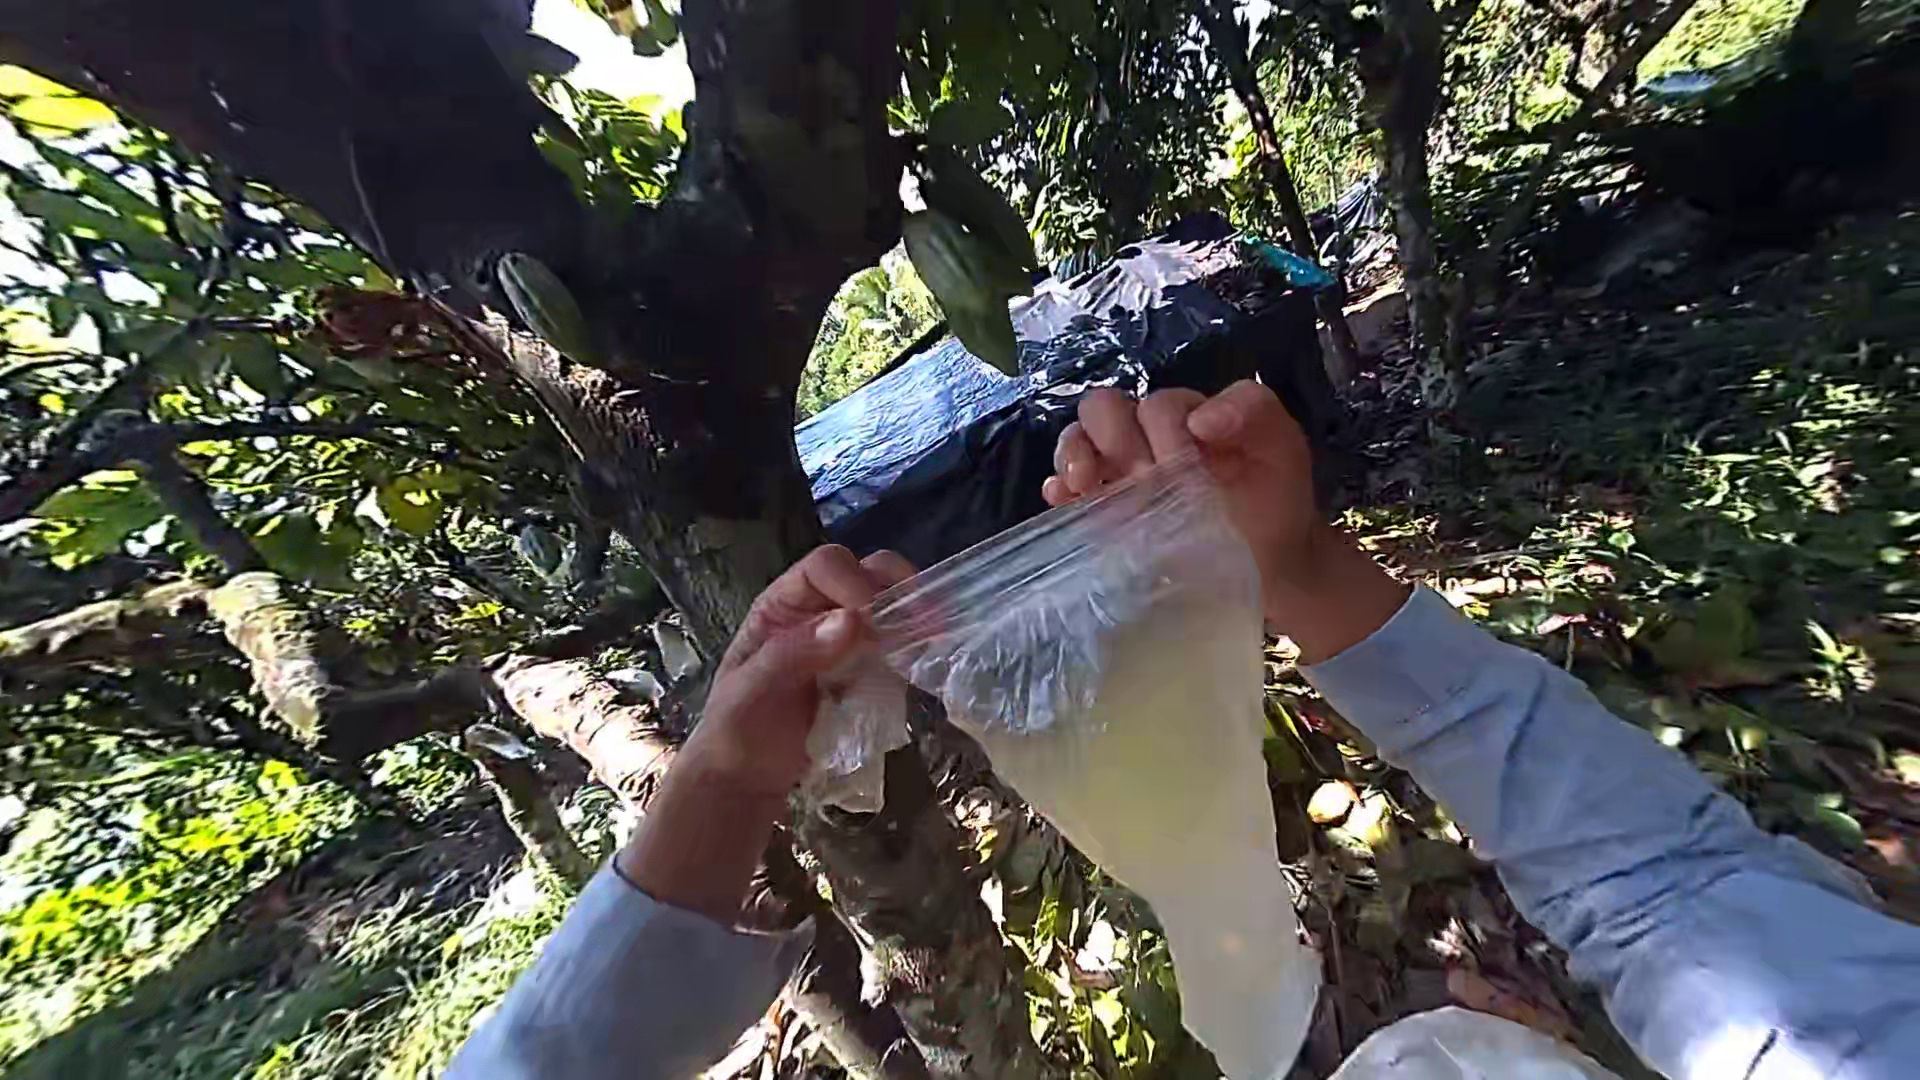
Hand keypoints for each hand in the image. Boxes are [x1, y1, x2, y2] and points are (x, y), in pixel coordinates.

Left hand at [620, 544, 914, 923]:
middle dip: (895, 586)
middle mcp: (822, 610)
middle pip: (867, 572)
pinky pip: (901, 643)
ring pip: (891, 603)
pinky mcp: (872, 668)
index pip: (825, 568)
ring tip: (932, 634)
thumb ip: (795, 653)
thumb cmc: (738, 731)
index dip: (853, 581)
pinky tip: (925, 658)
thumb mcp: (750, 692)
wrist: (751, 781)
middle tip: (920, 615)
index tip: (872, 616)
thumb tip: (854, 620)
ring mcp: (851, 639)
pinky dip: (917, 644)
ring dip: (914, 614)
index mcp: (784, 605)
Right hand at [1042, 381, 1406, 662]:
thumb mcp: (1279, 444)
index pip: (1153, 405)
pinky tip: (1064, 498)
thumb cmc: (1274, 498)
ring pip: (1075, 443)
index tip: (1186, 468)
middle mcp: (1141, 439)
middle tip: (1140, 478)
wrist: (1269, 562)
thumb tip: (1200, 420)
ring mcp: (1116, 475)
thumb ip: (1249, 410)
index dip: (1164, 432)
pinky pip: (1065, 488)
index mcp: (1180, 416)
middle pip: (1100, 411)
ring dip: (1073, 456)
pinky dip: (1058, 487)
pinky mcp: (1102, 511)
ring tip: (1084, 482)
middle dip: (1112, 439)